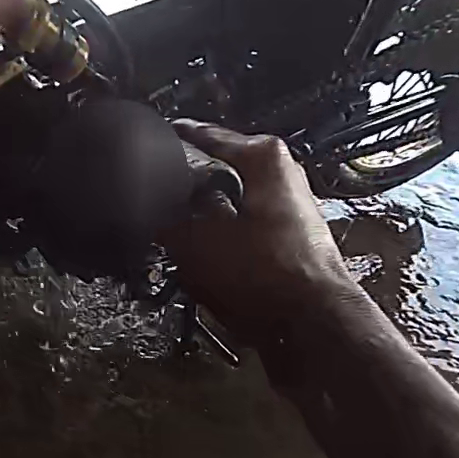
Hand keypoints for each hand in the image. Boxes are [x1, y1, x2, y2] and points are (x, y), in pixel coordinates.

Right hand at [161, 121, 366, 346]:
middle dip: (184, 190)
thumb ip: (165, 218)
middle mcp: (281, 173)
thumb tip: (149, 211)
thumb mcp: (196, 242)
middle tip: (156, 205)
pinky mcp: (286, 236)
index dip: (168, 144)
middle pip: (214, 171)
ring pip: (226, 202)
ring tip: (176, 238)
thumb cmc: (267, 274)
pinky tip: (204, 261)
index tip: (149, 148)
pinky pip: (240, 227)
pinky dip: (220, 238)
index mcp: (263, 156)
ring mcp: (287, 205)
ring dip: (200, 219)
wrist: (310, 323)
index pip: (202, 134)